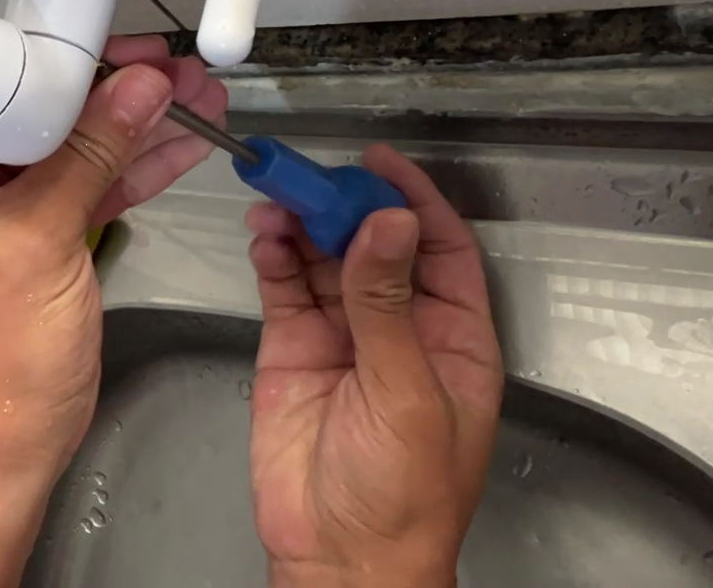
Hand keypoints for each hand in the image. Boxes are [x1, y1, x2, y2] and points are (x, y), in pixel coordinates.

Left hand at [0, 34, 225, 492]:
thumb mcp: (34, 246)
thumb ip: (89, 158)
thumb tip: (138, 87)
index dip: (57, 69)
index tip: (118, 50)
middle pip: (36, 113)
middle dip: (109, 95)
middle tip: (171, 69)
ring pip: (69, 146)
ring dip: (133, 127)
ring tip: (194, 95)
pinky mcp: (32, 227)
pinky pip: (83, 183)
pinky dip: (131, 166)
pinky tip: (177, 141)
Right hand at [245, 145, 502, 587]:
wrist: (336, 552)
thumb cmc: (402, 489)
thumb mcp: (405, 392)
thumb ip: (386, 303)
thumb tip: (389, 221)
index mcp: (448, 335)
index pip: (438, 249)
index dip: (413, 201)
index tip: (380, 163)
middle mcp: (394, 322)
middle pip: (371, 244)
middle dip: (343, 207)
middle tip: (311, 179)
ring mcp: (339, 329)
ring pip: (321, 257)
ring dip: (300, 225)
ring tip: (277, 202)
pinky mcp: (292, 340)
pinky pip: (282, 283)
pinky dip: (271, 256)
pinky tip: (264, 238)